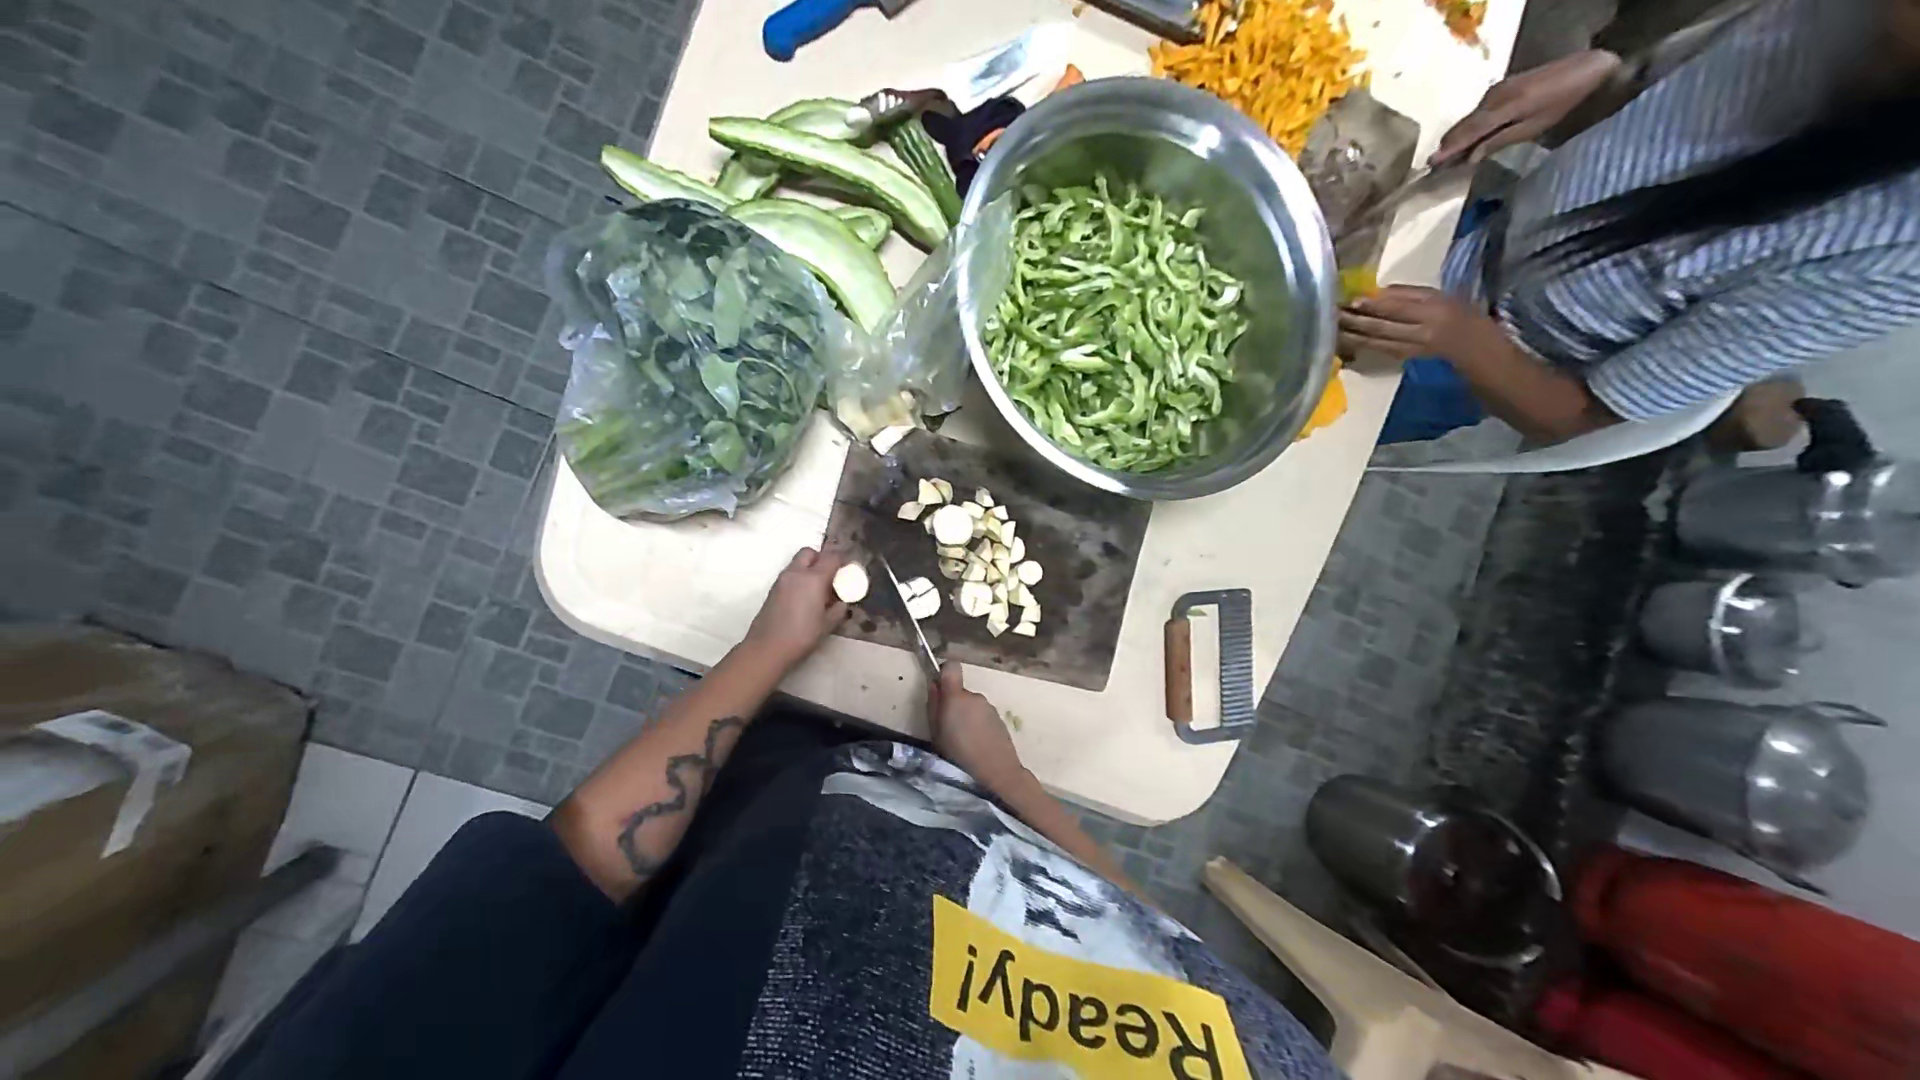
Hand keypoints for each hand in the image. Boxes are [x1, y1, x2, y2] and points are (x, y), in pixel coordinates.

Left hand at [743, 547, 852, 668]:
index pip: (832, 557)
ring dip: (809, 568)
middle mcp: (796, 573)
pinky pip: (790, 574)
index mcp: (814, 578)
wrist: (767, 648)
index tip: (848, 571)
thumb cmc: (802, 636)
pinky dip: (800, 578)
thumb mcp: (828, 624)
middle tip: (831, 577)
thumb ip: (838, 609)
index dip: (843, 560)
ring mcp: (782, 579)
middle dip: (822, 559)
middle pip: (810, 552)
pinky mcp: (773, 589)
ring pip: (798, 562)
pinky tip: (804, 598)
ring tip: (818, 589)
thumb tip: (841, 602)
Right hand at [927, 663, 1027, 792]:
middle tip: (949, 729)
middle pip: (960, 692)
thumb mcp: (935, 732)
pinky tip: (976, 744)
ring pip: (972, 705)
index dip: (944, 673)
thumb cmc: (958, 754)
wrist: (997, 772)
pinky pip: (983, 716)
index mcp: (956, 697)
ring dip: (967, 717)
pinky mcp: (1000, 719)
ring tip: (964, 741)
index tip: (940, 688)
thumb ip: (933, 705)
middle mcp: (975, 696)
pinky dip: (978, 725)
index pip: (951, 667)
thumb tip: (934, 685)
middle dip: (954, 704)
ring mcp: (990, 707)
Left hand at [1339, 285, 1505, 362]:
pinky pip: (1376, 349)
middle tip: (1333, 314)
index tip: (1353, 300)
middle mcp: (1419, 332)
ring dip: (1351, 335)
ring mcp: (1408, 348)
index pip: (1399, 309)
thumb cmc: (1453, 311)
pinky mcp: (1400, 357)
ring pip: (1375, 341)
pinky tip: (1342, 338)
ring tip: (1332, 326)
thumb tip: (1374, 292)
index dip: (1375, 306)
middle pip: (1382, 328)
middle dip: (1355, 321)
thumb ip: (1406, 294)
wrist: (1468, 343)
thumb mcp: (1436, 295)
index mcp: (1432, 312)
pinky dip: (1358, 344)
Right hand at [1431, 49, 1622, 165]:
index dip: (1446, 151)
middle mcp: (1493, 97)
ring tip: (1447, 157)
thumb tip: (1469, 158)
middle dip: (1447, 146)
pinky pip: (1478, 112)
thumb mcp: (1535, 127)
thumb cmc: (1569, 102)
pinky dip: (1469, 127)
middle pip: (1462, 126)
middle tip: (1434, 167)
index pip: (1465, 133)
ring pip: (1468, 119)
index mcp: (1501, 108)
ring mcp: (1498, 90)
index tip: (1427, 167)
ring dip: (1457, 137)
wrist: (1596, 65)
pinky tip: (1467, 138)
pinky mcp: (1505, 88)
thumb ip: (1499, 141)